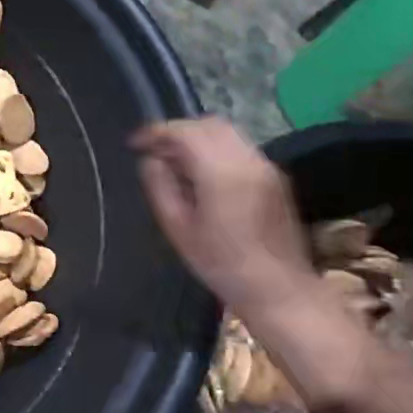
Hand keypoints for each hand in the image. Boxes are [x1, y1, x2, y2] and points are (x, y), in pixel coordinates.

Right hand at [130, 118, 317, 318]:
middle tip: (154, 150)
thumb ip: (161, 187)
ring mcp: (266, 167)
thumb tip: (151, 161)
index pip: (186, 132)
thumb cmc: (220, 264)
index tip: (135, 144)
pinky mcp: (275, 177)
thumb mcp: (178, 229)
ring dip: (197, 139)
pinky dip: (215, 149)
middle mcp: (248, 161)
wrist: (277, 288)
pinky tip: (201, 174)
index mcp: (221, 173)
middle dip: (178, 131)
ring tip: (174, 162)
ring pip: (227, 133)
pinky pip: (240, 148)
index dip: (156, 132)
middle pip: (210, 124)